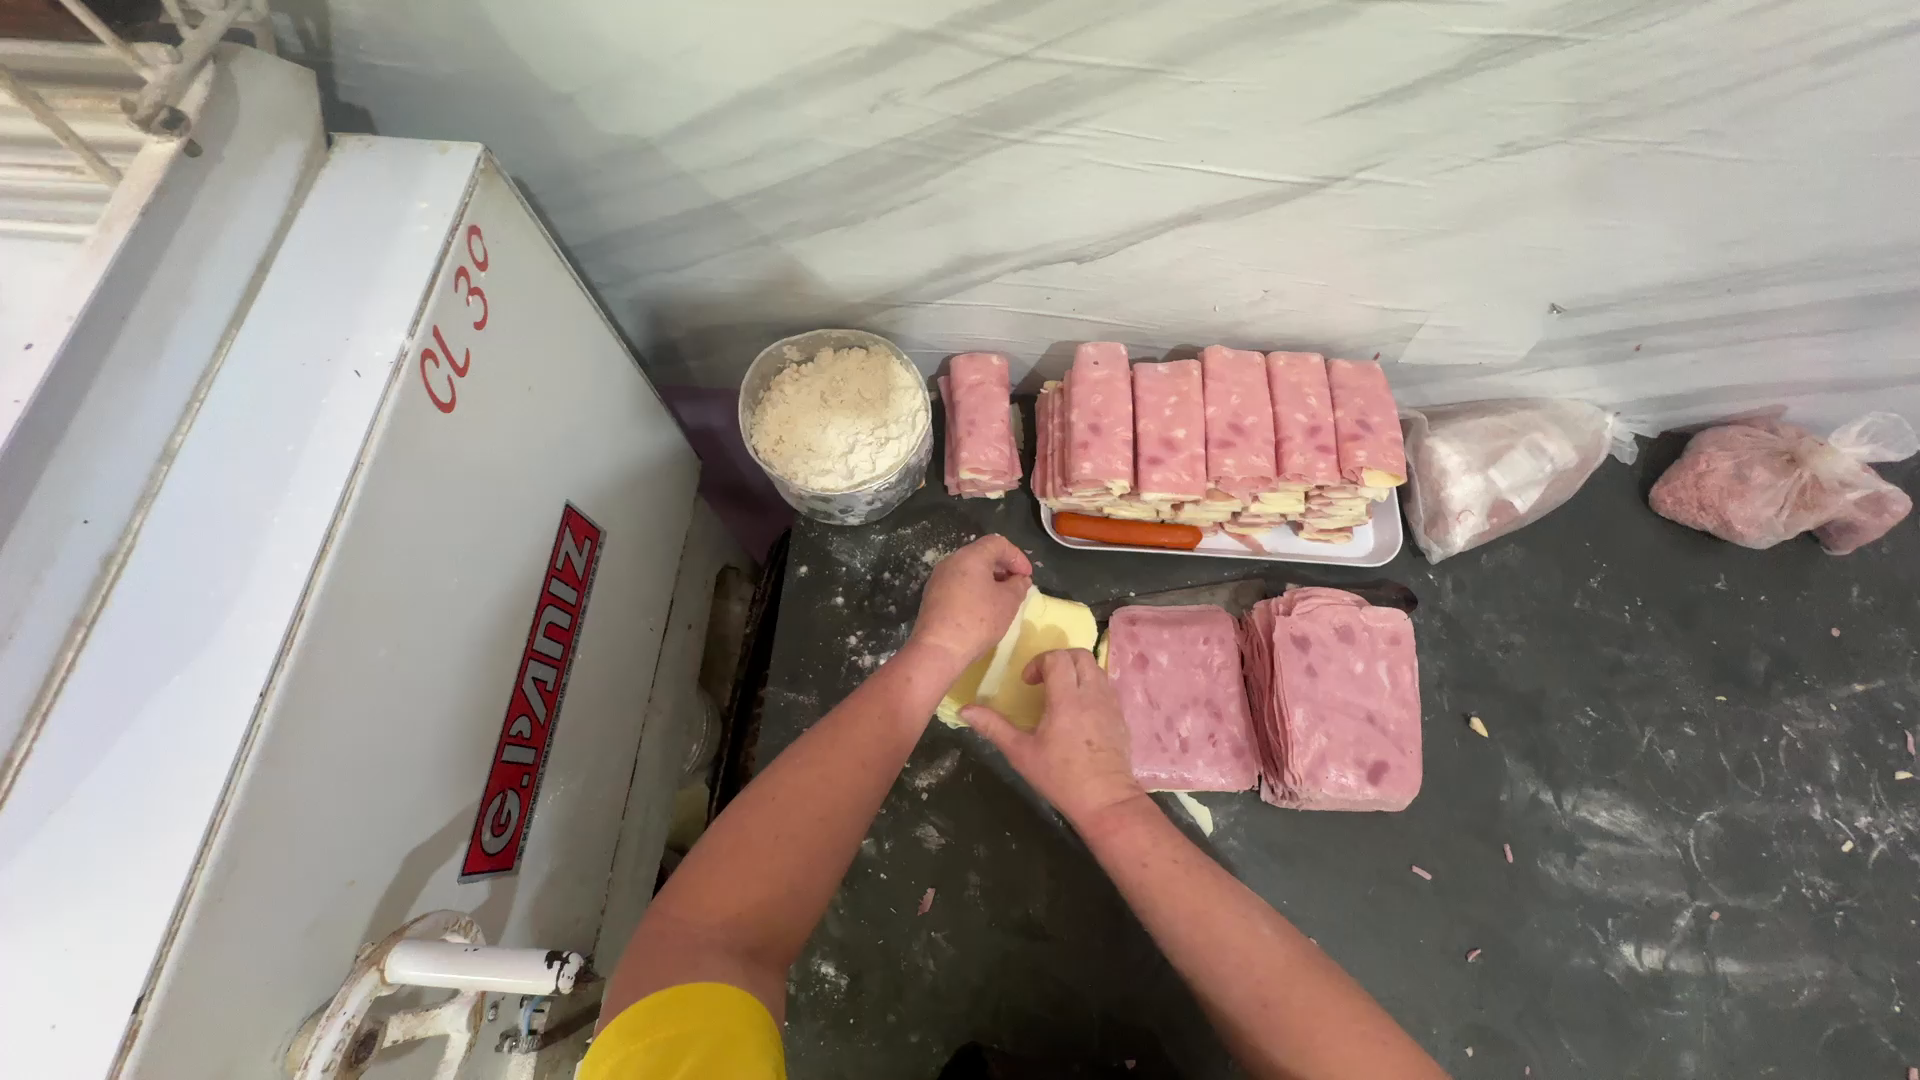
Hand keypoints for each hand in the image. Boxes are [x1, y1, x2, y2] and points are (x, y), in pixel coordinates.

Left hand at [907, 534, 1032, 670]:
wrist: (939, 648)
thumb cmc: (978, 621)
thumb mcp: (1008, 602)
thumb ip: (1018, 586)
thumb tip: (1020, 580)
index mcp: (970, 556)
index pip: (997, 543)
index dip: (1017, 557)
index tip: (1027, 576)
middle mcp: (951, 561)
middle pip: (981, 554)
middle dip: (1003, 567)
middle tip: (1017, 586)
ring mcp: (938, 579)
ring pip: (968, 570)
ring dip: (988, 579)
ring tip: (1002, 598)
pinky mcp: (932, 596)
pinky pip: (958, 584)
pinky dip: (974, 589)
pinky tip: (982, 609)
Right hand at [961, 649, 1144, 823]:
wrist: (1105, 801)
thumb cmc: (1060, 778)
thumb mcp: (1021, 753)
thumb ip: (993, 727)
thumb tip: (964, 710)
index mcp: (1067, 700)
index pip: (1057, 658)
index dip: (1039, 662)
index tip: (1028, 683)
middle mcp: (1092, 695)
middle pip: (1080, 655)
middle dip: (1059, 659)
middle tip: (1044, 680)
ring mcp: (1110, 704)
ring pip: (1096, 668)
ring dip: (1076, 671)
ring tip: (1061, 693)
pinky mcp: (1121, 716)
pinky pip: (1106, 687)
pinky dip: (1090, 687)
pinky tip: (1079, 712)